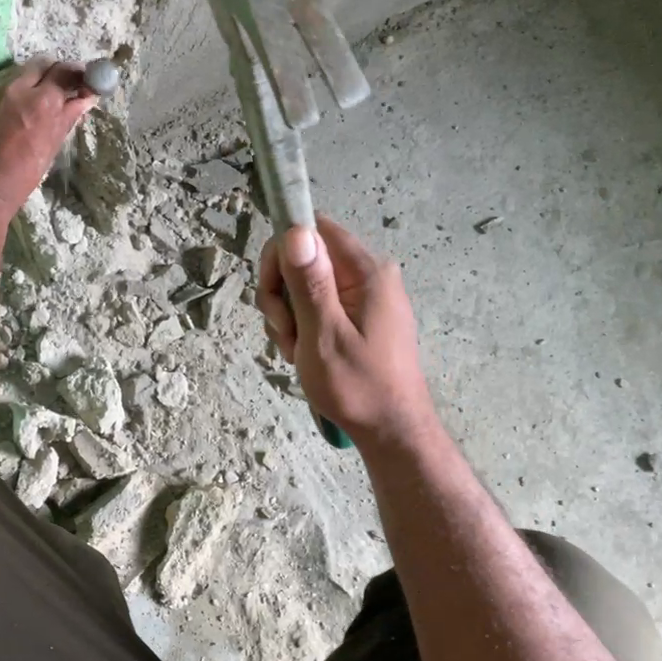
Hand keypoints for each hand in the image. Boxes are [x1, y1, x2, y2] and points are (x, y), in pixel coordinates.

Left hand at [0, 59, 98, 217]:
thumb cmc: (23, 174)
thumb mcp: (53, 145)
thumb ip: (69, 115)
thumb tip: (86, 96)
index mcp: (41, 101)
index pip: (64, 70)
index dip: (74, 73)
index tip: (77, 80)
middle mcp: (15, 87)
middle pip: (39, 63)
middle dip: (49, 73)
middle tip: (52, 89)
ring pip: (14, 72)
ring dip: (25, 82)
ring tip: (24, 105)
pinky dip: (2, 95)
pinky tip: (1, 115)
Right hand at [256, 215, 437, 447]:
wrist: (389, 430)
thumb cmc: (357, 386)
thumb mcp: (324, 334)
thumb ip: (309, 281)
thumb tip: (295, 230)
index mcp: (366, 272)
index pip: (314, 230)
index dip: (282, 253)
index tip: (272, 291)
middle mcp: (368, 275)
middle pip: (303, 258)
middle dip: (280, 292)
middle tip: (283, 331)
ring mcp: (362, 297)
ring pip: (302, 285)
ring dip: (286, 316)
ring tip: (295, 349)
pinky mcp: (356, 317)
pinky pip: (314, 306)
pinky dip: (299, 327)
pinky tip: (302, 353)